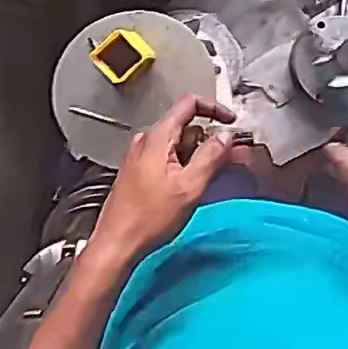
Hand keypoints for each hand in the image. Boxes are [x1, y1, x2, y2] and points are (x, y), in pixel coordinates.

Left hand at [90, 96, 238, 265]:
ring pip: (179, 144)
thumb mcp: (189, 187)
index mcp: (157, 138)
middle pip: (187, 126)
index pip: (189, 104)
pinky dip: (185, 164)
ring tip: (211, 176)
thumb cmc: (148, 218)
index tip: (231, 121)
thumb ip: (211, 156)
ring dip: (199, 155)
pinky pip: (168, 157)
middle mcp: (147, 141)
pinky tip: (192, 184)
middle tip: (228, 157)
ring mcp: (141, 156)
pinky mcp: (140, 171)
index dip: (215, 108)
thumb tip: (226, 136)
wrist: (116, 244)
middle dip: (210, 140)